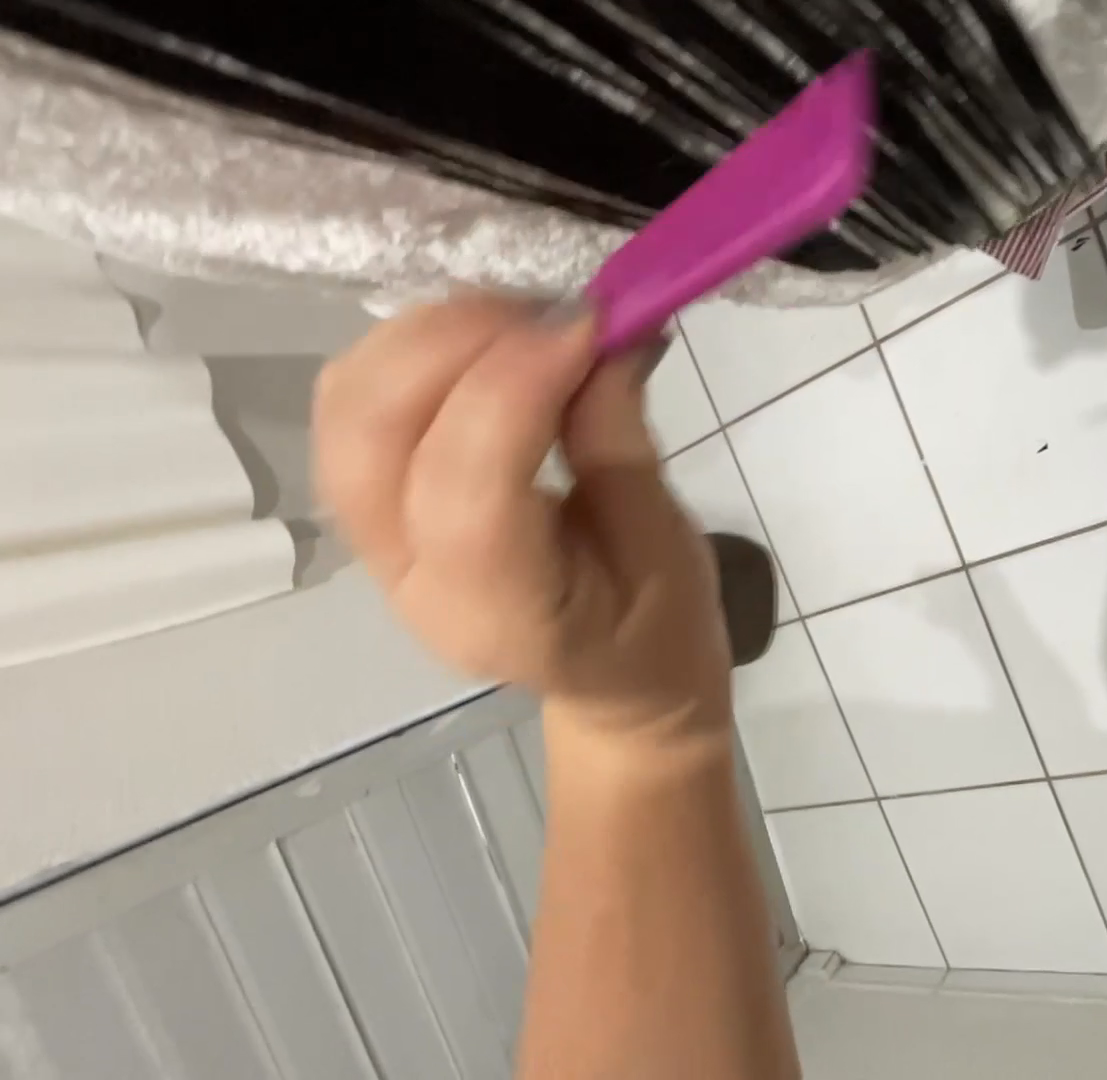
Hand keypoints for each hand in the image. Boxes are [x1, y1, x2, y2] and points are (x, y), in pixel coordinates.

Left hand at [313, 295, 730, 731]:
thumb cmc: (662, 632)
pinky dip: (421, 353)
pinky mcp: (378, 510)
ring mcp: (376, 543)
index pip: (467, 483)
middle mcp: (408, 577)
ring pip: (349, 403)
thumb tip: (605, 340)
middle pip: (372, 428)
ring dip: (433, 335)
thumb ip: (620, 446)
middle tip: (560, 313)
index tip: (595, 323)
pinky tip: (496, 347)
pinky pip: (363, 408)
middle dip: (459, 338)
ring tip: (532, 323)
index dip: (519, 383)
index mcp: (496, 611)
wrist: (621, 687)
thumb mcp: (665, 550)